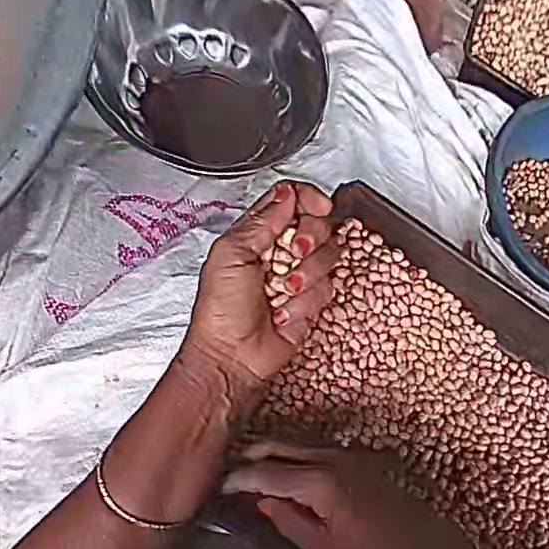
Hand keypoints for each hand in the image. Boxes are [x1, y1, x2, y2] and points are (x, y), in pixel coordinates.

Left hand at [181, 181, 340, 400]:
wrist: (232, 355)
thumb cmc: (220, 310)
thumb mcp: (230, 253)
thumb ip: (262, 221)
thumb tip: (287, 194)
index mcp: (258, 234)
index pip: (291, 200)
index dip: (308, 198)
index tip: (317, 205)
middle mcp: (281, 253)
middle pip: (317, 225)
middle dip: (311, 237)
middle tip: (294, 253)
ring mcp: (299, 278)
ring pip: (328, 257)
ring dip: (307, 275)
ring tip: (283, 291)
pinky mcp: (311, 304)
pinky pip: (326, 290)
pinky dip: (305, 303)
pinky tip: (284, 313)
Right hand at [223, 440, 476, 548]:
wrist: (421, 541)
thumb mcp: (320, 547)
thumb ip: (286, 520)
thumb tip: (262, 499)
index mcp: (318, 482)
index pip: (265, 472)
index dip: (238, 479)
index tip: (220, 487)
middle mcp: (330, 458)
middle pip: (278, 446)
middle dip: (250, 457)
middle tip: (233, 475)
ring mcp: (346, 452)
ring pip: (296, 443)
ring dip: (272, 453)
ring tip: (254, 472)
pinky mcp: (357, 455)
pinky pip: (315, 447)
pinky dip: (294, 453)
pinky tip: (288, 470)